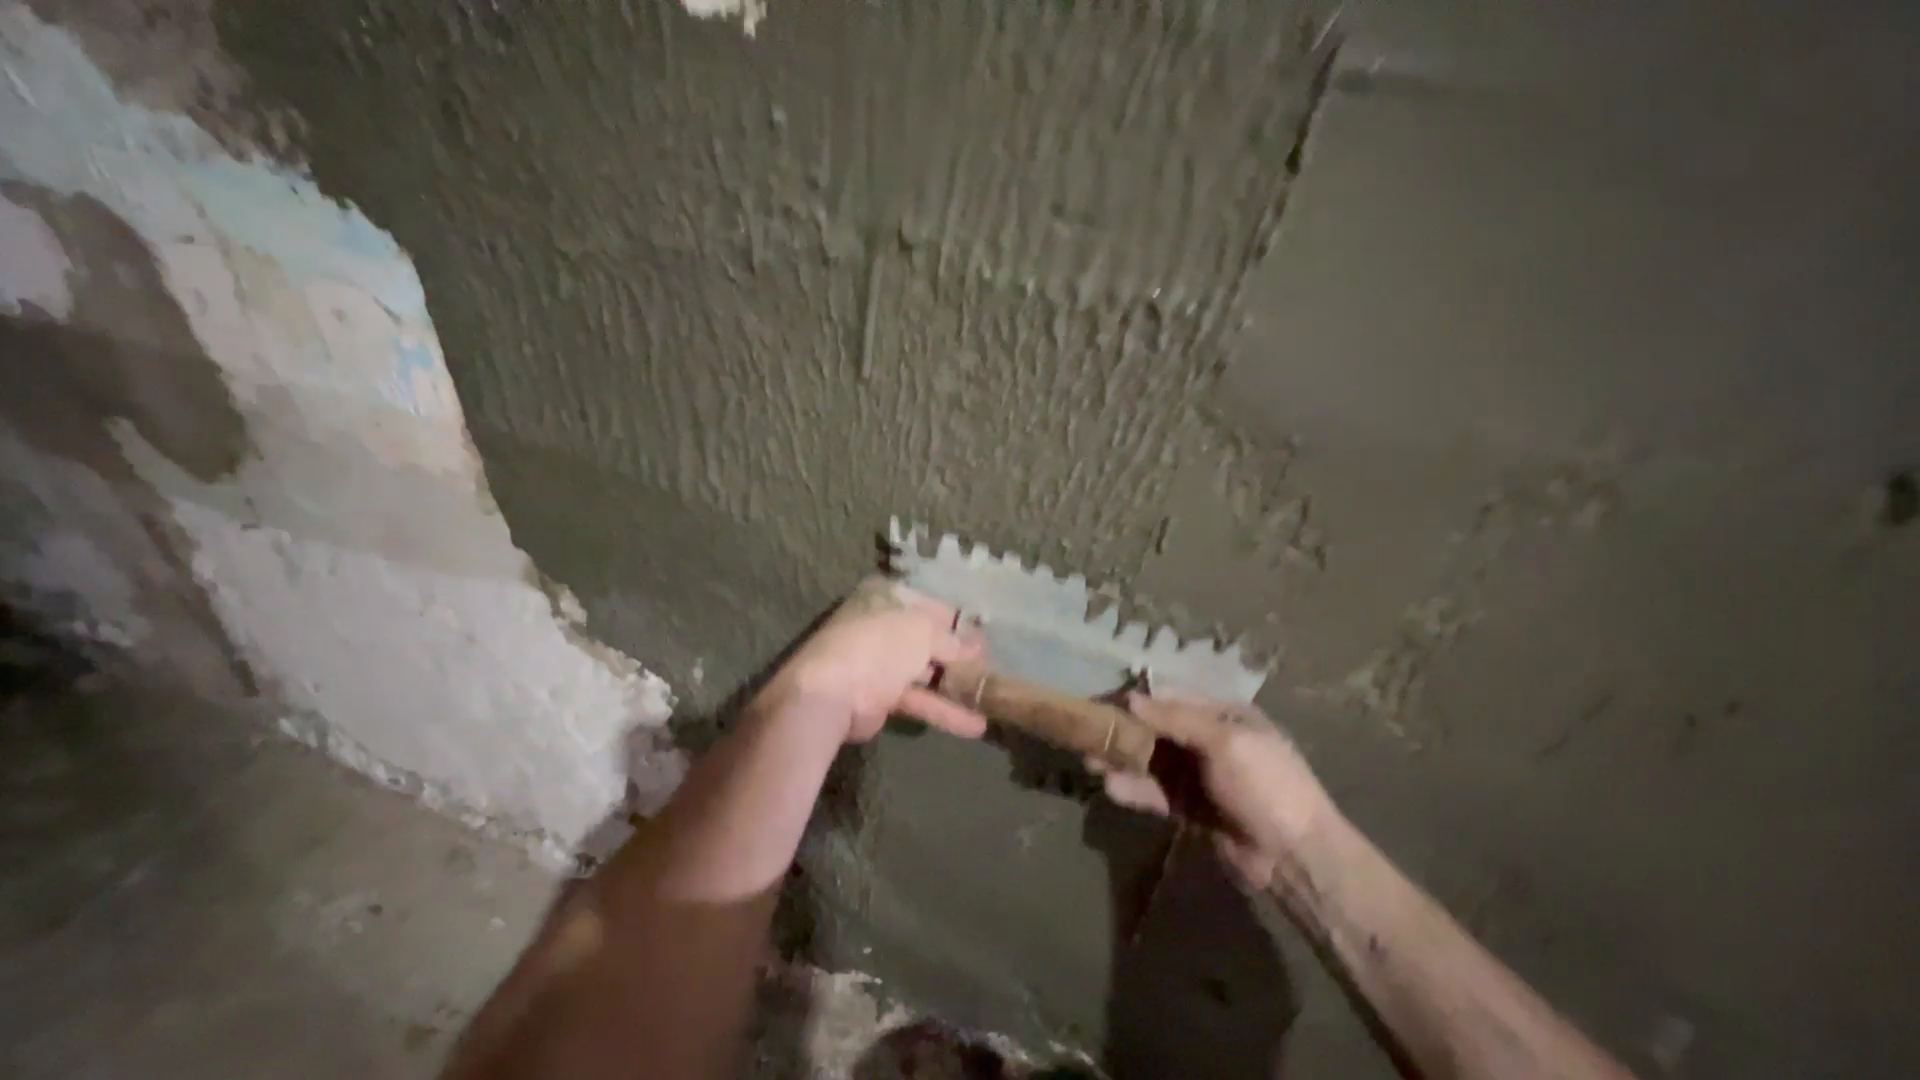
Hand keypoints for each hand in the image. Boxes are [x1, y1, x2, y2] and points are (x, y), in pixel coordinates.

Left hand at [759, 577, 988, 743]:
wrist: (829, 694)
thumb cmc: (878, 646)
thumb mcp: (922, 632)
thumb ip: (952, 640)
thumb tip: (977, 646)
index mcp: (886, 599)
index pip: (928, 605)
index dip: (957, 621)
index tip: (984, 637)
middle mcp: (881, 627)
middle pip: (926, 640)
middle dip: (958, 656)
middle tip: (991, 668)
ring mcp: (879, 665)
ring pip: (924, 673)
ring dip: (956, 687)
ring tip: (991, 700)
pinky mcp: (880, 699)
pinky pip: (918, 700)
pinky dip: (943, 711)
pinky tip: (974, 726)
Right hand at [1097, 694, 1335, 888]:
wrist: (1293, 857)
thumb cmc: (1265, 785)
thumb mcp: (1226, 742)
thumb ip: (1177, 719)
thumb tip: (1132, 698)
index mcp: (1228, 716)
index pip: (1175, 699)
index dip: (1140, 700)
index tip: (1104, 701)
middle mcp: (1212, 742)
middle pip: (1160, 731)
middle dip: (1126, 732)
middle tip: (1088, 735)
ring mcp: (1202, 778)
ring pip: (1154, 763)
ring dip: (1124, 762)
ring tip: (1090, 763)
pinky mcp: (1192, 809)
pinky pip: (1158, 793)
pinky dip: (1136, 789)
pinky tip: (1112, 788)